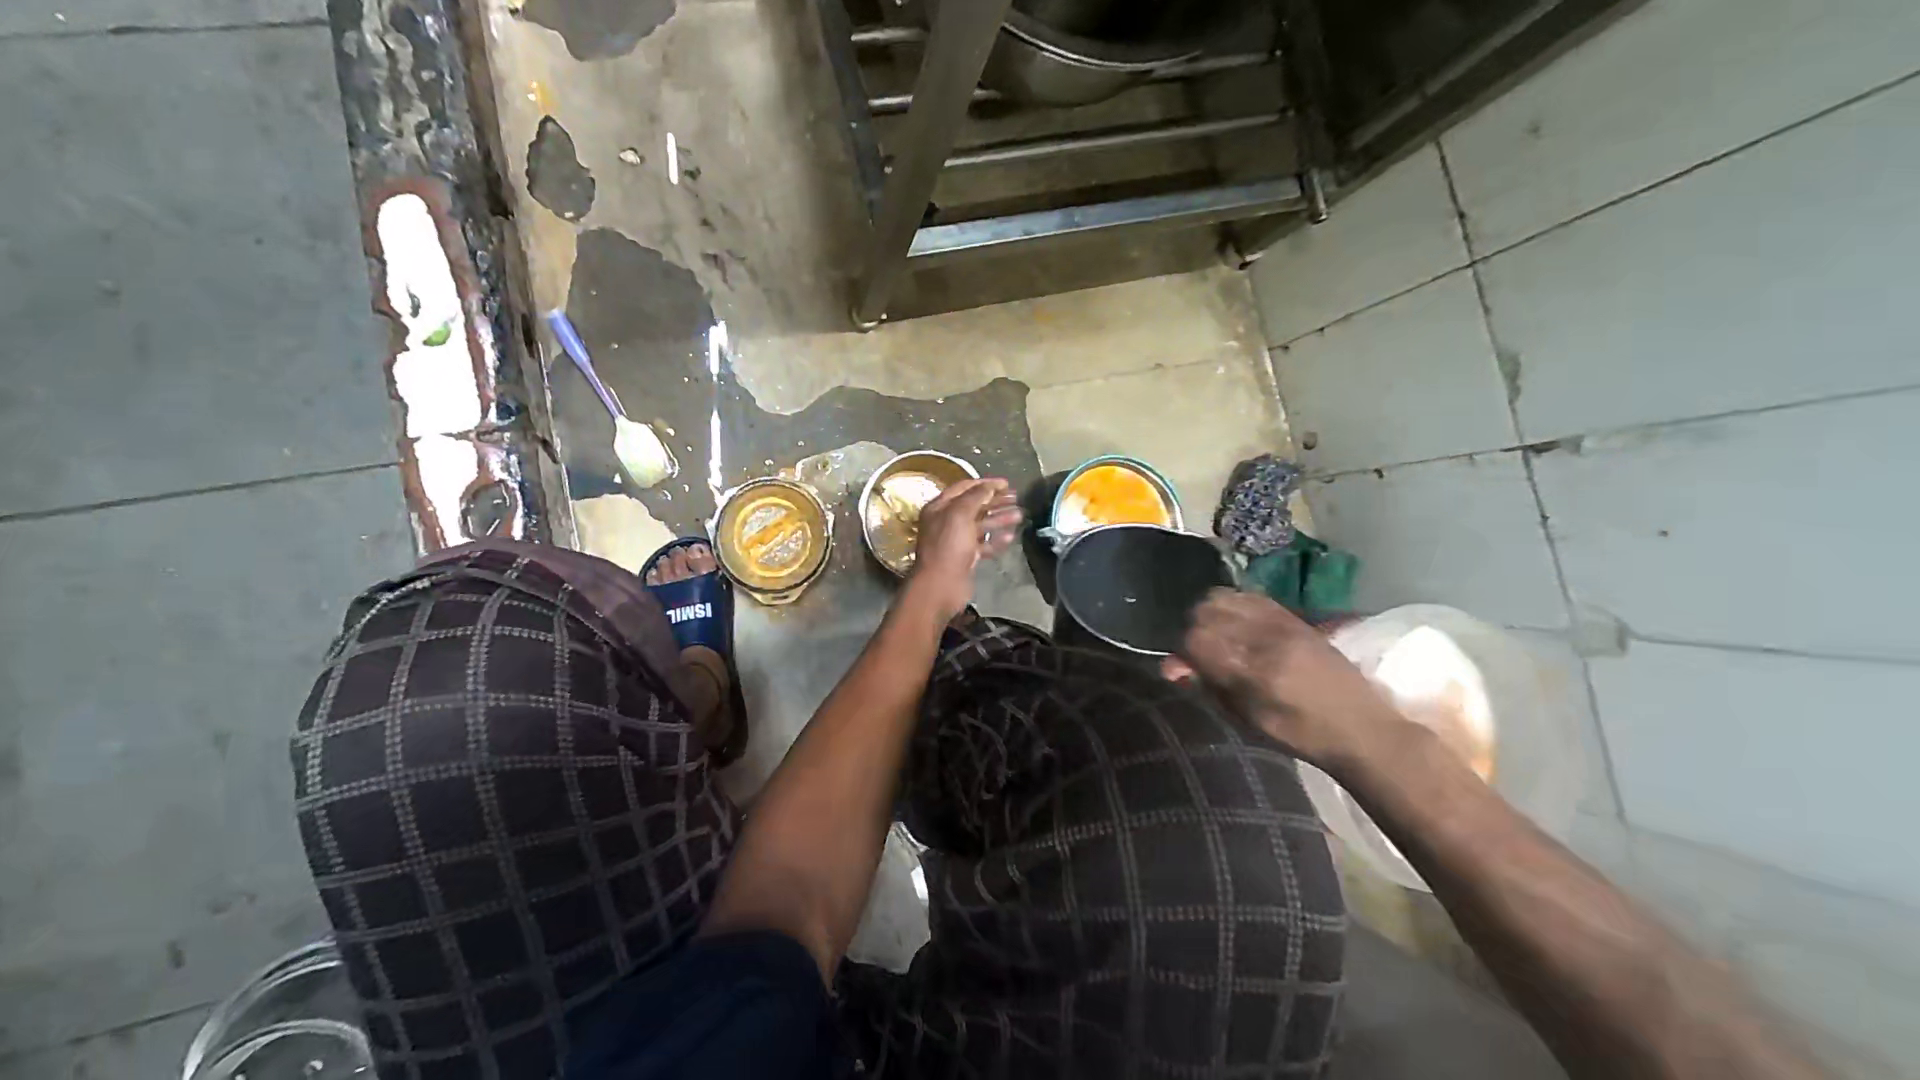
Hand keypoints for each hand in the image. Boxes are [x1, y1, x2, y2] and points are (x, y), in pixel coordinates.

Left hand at [906, 477, 1021, 621]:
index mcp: (940, 507)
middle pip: (974, 506)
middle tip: (1016, 497)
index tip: (1006, 483)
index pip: (964, 488)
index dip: (985, 483)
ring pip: (981, 525)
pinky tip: (1011, 537)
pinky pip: (983, 544)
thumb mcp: (960, 514)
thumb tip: (990, 486)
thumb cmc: (948, 546)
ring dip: (1000, 518)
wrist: (941, 585)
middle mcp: (947, 521)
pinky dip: (996, 540)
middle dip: (996, 500)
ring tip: (1020, 515)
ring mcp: (956, 540)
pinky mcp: (965, 558)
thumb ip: (976, 497)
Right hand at [1167, 590, 1408, 771]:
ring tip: (1219, 636)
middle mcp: (1265, 639)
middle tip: (1201, 652)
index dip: (1182, 652)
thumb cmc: (1299, 734)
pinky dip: (1235, 606)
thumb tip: (1172, 667)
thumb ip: (1208, 687)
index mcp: (1252, 672)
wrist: (1361, 726)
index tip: (1184, 668)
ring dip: (1212, 614)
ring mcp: (1281, 623)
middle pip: (1205, 611)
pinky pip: (1249, 596)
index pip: (1195, 639)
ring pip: (1224, 597)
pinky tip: (1239, 625)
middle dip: (1194, 629)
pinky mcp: (1294, 617)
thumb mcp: (1246, 719)